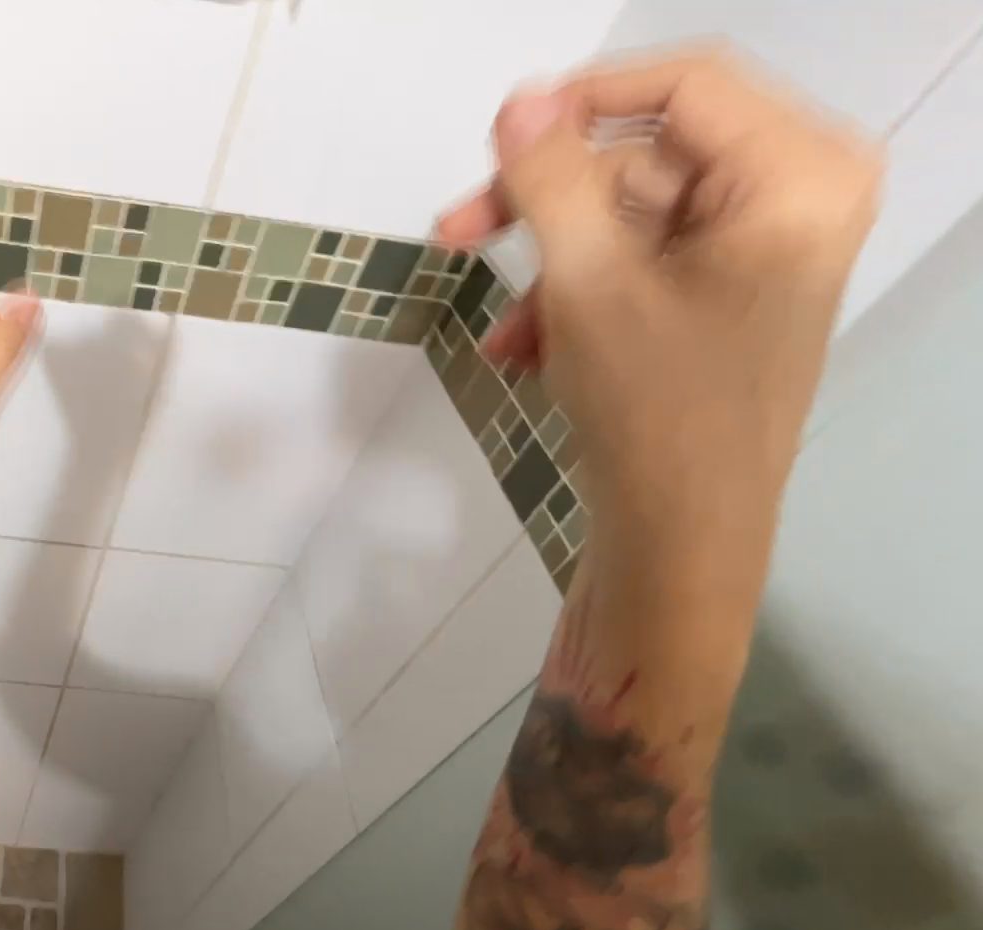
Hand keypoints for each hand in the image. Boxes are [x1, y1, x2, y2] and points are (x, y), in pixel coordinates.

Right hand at [435, 50, 880, 533]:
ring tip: (498, 334)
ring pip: (619, 225)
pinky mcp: (708, 303)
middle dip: (540, 206)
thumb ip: (549, 182)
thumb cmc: (653, 401)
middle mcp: (783, 201)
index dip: (580, 101)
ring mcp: (746, 257)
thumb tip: (518, 102)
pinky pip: (625, 273)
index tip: (494, 139)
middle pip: (640, 160)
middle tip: (453, 232)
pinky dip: (565, 304)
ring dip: (542, 272)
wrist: (680, 527)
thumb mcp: (588, 283)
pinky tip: (522, 353)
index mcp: (793, 174)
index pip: (684, 84)